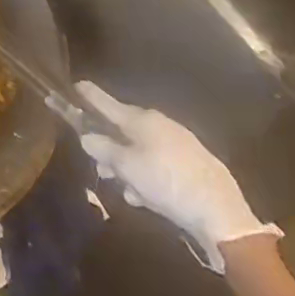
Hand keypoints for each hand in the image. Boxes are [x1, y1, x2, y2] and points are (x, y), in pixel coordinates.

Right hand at [76, 81, 280, 271]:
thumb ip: (103, 148)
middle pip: (121, 130)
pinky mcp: (188, 164)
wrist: (220, 211)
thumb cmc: (166, 181)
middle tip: (101, 168)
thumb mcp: (127, 166)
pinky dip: (145, 178)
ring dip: (126, 168)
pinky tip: (145, 198)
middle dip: (107, 148)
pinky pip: (155, 165)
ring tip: (126, 190)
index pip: (106, 102)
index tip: (74, 84)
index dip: (87, 95)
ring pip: (137, 150)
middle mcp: (158, 125)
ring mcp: (175, 144)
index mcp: (142, 119)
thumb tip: (87, 136)